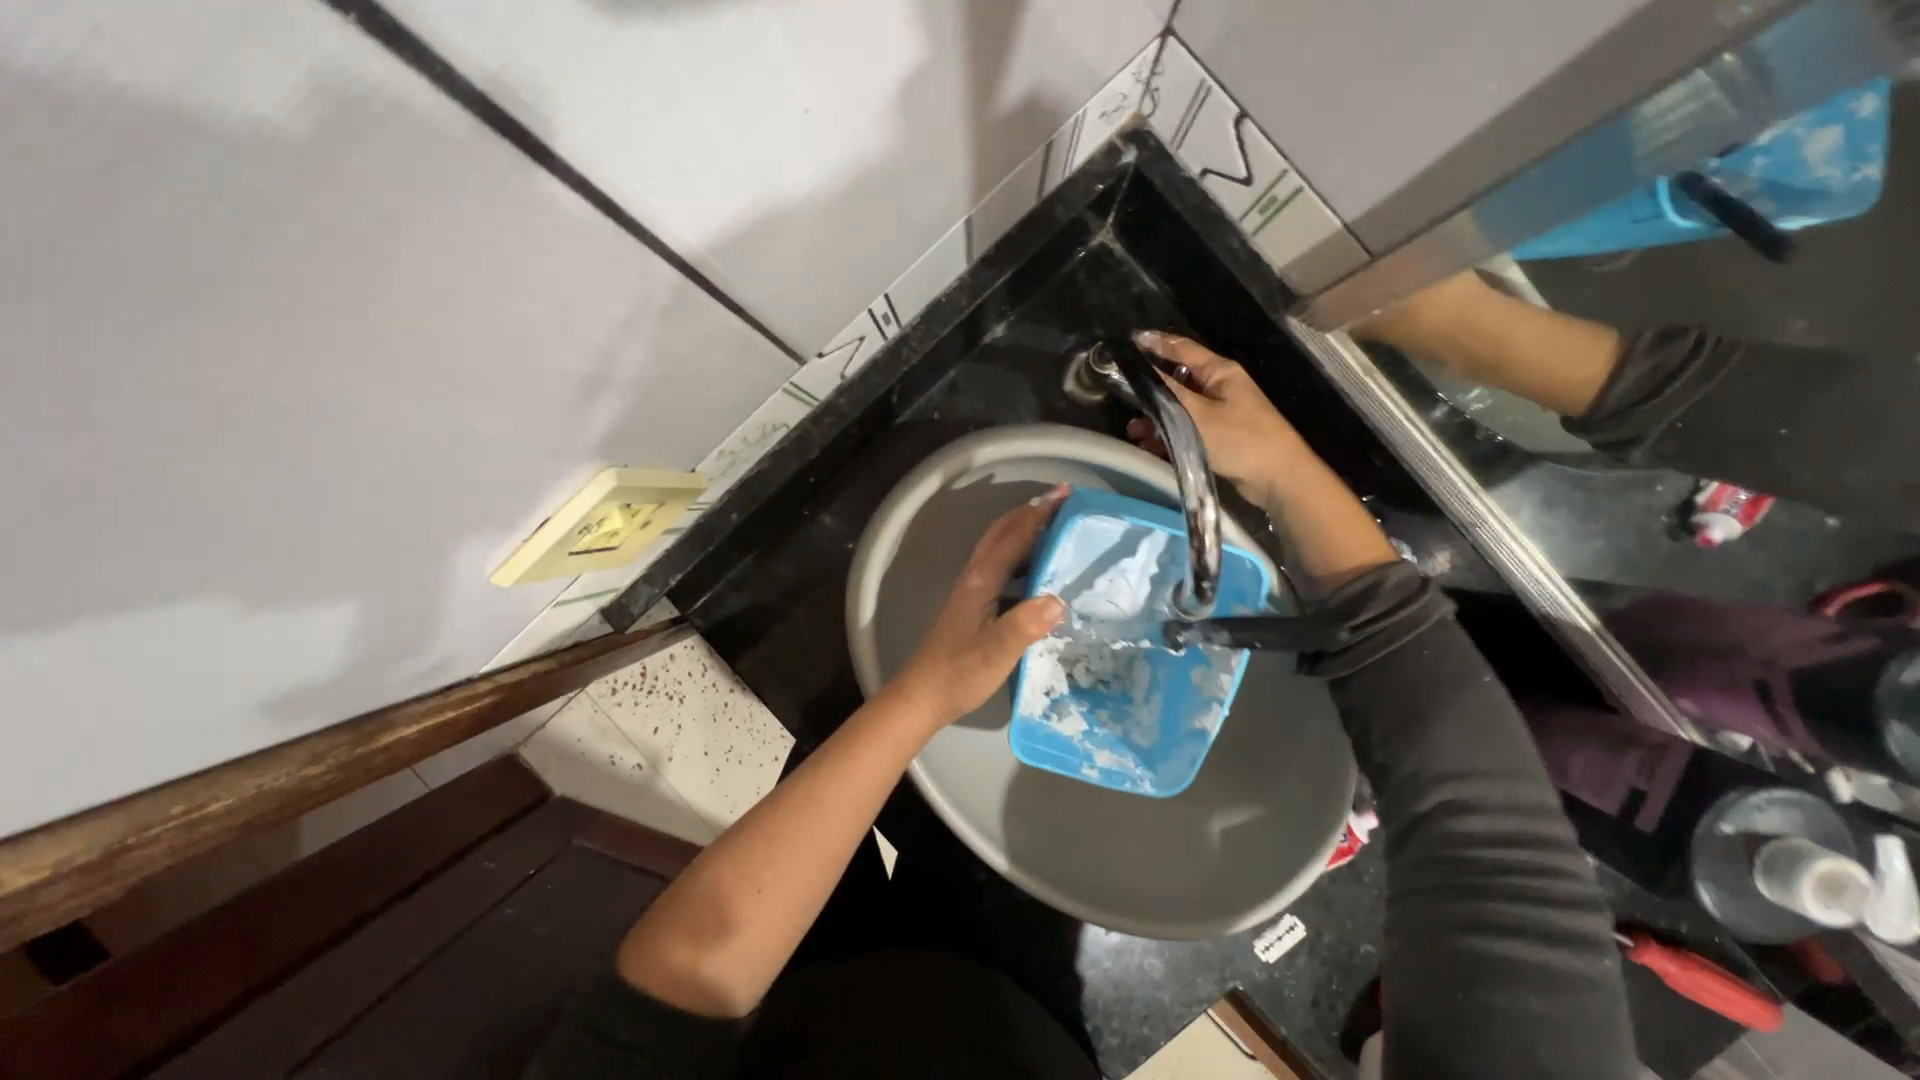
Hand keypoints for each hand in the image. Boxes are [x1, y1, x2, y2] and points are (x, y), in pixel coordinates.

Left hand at [888, 485, 1068, 726]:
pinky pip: (1004, 572)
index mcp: (981, 580)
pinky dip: (1023, 561)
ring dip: (1026, 534)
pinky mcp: (976, 609)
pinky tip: (1042, 578)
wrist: (924, 695)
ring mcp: (974, 593)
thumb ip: (1026, 625)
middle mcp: (976, 578)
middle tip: (1062, 502)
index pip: (1013, 536)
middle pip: (1002, 534)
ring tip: (1058, 532)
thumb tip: (1059, 599)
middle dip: (1030, 513)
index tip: (1065, 493)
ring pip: (1001, 551)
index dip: (1039, 513)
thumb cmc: (959, 672)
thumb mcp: (997, 651)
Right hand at [1127, 331, 1317, 505]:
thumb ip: (1167, 392)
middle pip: (1179, 380)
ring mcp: (1221, 414)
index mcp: (1220, 372)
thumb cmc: (1240, 439)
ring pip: (1180, 409)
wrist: (1278, 478)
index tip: (1129, 340)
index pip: (1183, 349)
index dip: (1156, 343)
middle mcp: (1220, 388)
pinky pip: (1187, 430)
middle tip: (1123, 396)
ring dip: (1157, 418)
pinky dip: (1169, 436)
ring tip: (1134, 431)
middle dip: (1151, 390)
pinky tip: (1150, 447)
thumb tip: (1141, 371)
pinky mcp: (1220, 438)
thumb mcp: (1197, 414)